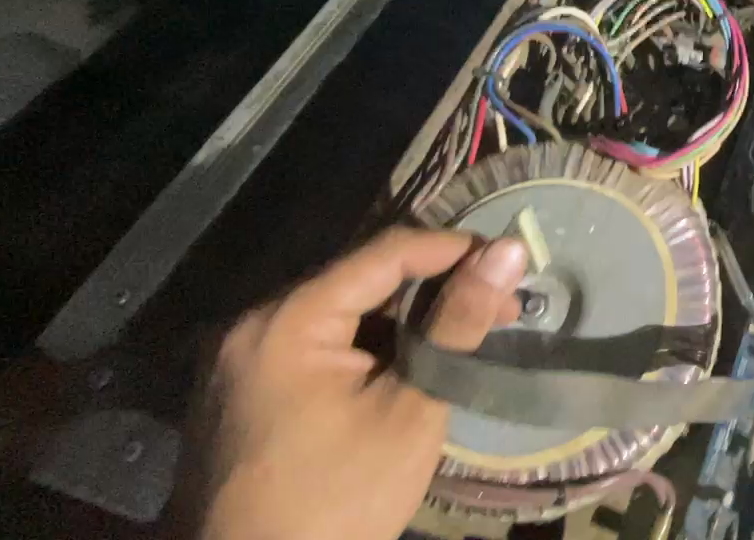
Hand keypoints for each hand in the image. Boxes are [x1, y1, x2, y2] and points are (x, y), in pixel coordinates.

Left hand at [189, 227, 528, 539]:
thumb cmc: (337, 504)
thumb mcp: (413, 406)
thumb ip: (458, 320)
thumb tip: (509, 250)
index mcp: (285, 322)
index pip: (387, 253)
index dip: (456, 249)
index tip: (511, 264)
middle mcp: (253, 326)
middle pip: (365, 276)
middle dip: (440, 283)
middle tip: (500, 303)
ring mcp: (243, 359)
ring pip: (349, 307)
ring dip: (412, 312)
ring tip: (471, 328)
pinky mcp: (247, 389)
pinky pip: (325, 339)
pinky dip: (377, 340)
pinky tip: (420, 356)